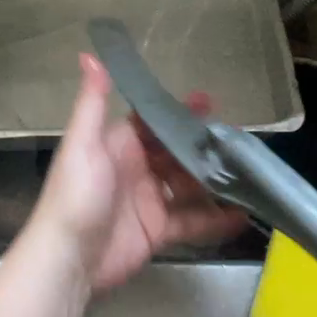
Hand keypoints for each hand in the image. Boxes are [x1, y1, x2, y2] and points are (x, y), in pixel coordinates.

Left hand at [26, 54, 244, 291]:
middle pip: (176, 153)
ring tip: (249, 176)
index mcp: (118, 144)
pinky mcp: (157, 231)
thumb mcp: (83, 144)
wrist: (67, 261)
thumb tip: (90, 55)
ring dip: (215, 181)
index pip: (154, 121)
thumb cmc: (75, 197)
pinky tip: (242, 215)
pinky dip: (215, 219)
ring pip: (189, 185)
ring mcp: (148, 201)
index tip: (211, 103)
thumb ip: (92, 102)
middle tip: (241, 143)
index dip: (180, 113)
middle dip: (204, 148)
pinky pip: (192, 221)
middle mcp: (136, 168)